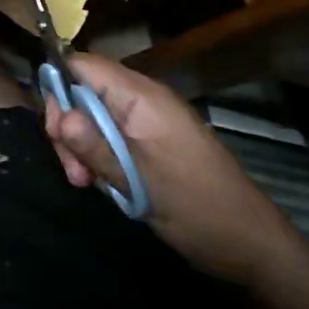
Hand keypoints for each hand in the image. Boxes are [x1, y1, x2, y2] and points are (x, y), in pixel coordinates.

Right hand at [44, 53, 300, 284]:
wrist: (252, 242)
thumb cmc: (196, 207)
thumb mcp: (140, 181)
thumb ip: (97, 146)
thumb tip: (59, 116)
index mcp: (140, 96)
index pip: (83, 66)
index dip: (59, 90)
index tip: (56, 134)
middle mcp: (142, 98)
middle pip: (84, 92)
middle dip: (70, 128)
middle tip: (76, 173)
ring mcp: (149, 120)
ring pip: (95, 117)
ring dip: (84, 148)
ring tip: (89, 184)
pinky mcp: (153, 141)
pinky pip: (113, 135)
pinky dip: (102, 156)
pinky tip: (107, 184)